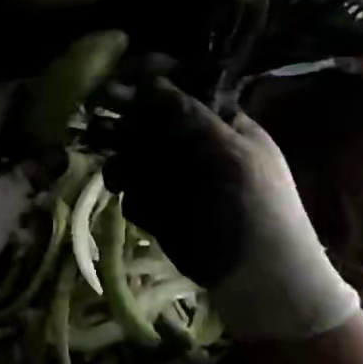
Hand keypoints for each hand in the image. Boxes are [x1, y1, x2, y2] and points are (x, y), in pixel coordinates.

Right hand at [105, 78, 359, 341]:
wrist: (261, 281)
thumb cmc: (257, 208)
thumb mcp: (231, 153)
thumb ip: (192, 116)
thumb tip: (153, 82)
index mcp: (223, 126)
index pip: (180, 95)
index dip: (149, 91)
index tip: (117, 88)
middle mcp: (197, 147)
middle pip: (150, 127)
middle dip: (128, 132)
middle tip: (100, 132)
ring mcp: (180, 180)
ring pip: (137, 160)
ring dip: (125, 167)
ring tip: (117, 179)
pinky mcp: (165, 210)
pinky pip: (137, 193)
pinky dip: (137, 201)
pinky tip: (147, 214)